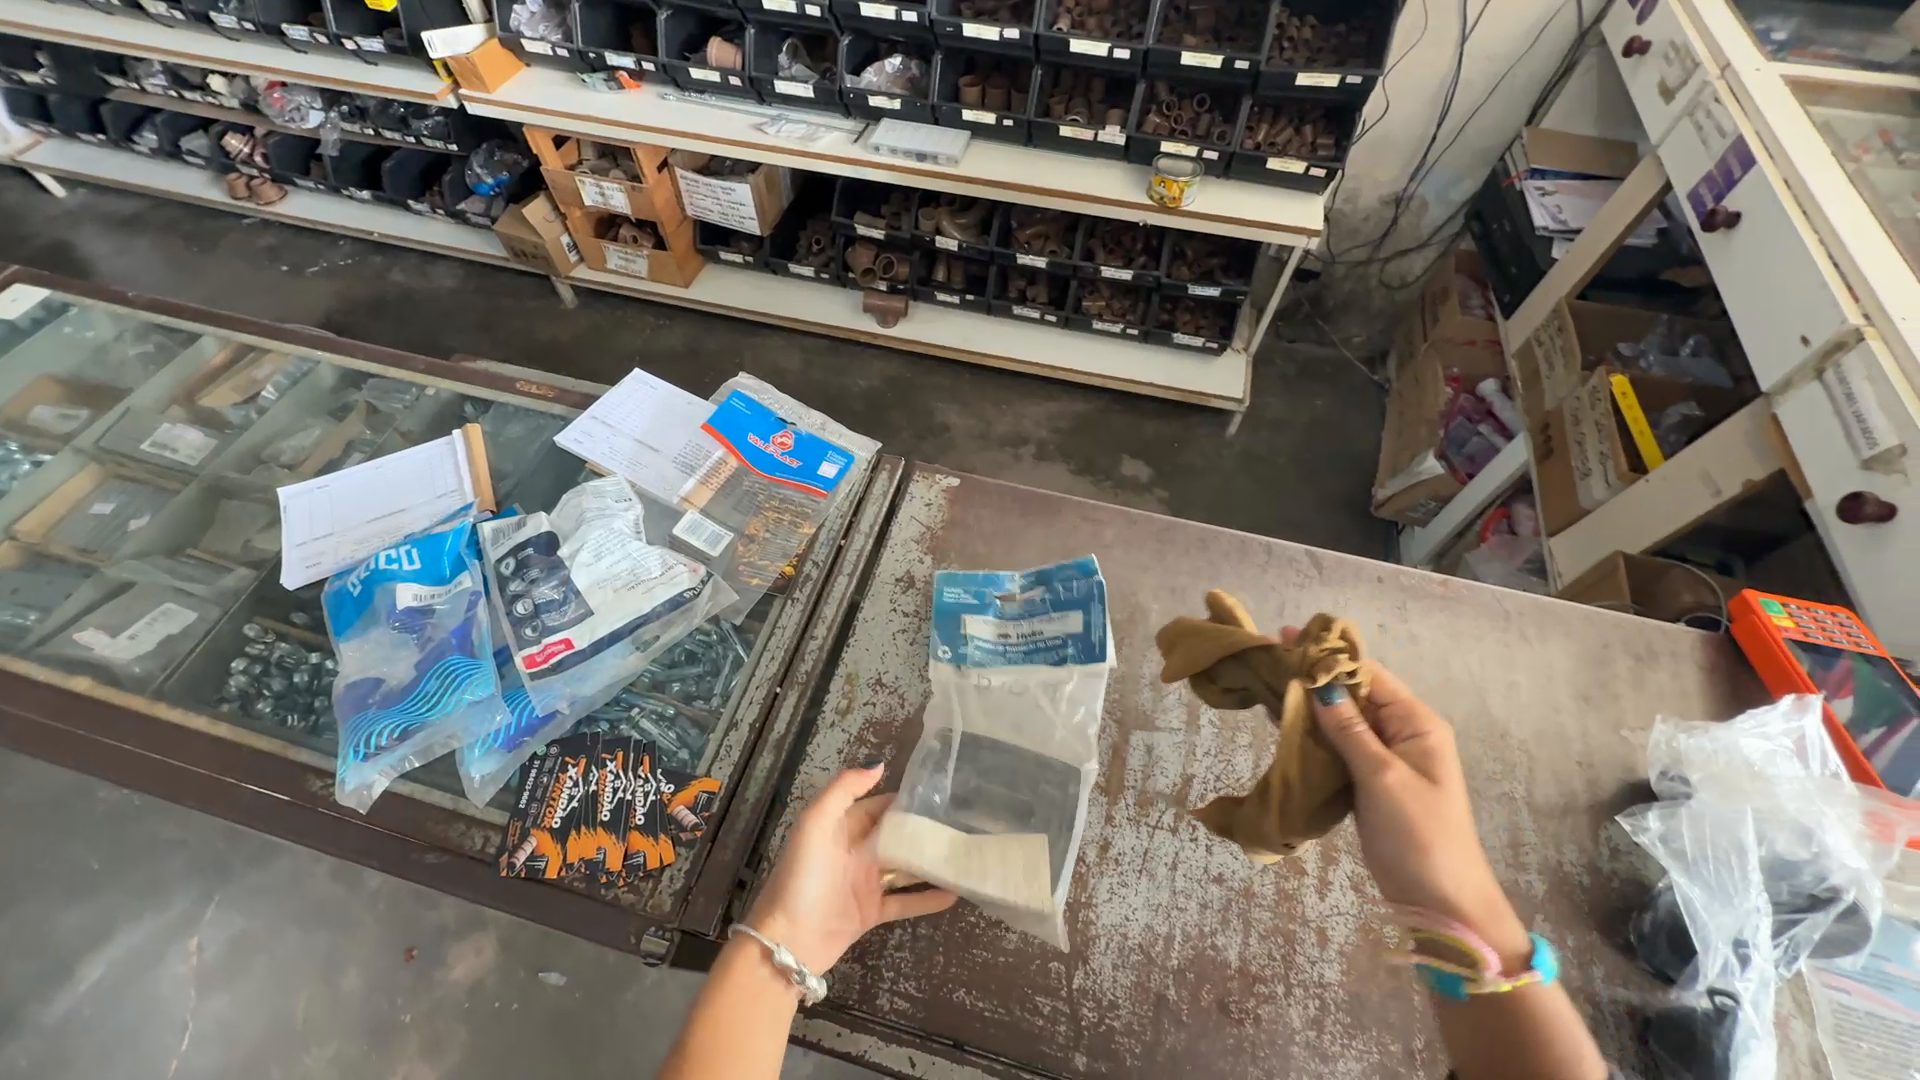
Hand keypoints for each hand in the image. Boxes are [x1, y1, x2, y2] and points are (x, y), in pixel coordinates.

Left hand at [745, 765, 957, 973]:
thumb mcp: (815, 823)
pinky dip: (929, 898)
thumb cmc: (801, 876)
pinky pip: (906, 902)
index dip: (907, 799)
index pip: (881, 805)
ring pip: (906, 867)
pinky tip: (956, 894)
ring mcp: (866, 883)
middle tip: (964, 822)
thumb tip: (880, 764)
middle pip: (897, 834)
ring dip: (931, 862)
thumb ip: (844, 789)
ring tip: (965, 853)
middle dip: (925, 828)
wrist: (787, 942)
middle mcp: (857, 851)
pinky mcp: (872, 912)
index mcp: (842, 826)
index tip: (942, 793)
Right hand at [1286, 629, 1530, 968]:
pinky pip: (1336, 744)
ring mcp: (1384, 757)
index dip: (1329, 655)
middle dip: (1314, 675)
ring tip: (1267, 682)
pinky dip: (1310, 732)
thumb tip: (1317, 683)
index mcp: (1417, 724)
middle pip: (1353, 692)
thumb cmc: (1419, 834)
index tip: (1287, 637)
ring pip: (1340, 718)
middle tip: (1268, 658)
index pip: (1369, 674)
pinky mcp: (1367, 779)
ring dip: (1308, 703)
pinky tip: (1280, 721)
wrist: (1440, 900)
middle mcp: (1401, 732)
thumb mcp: (1382, 776)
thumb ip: (1348, 728)